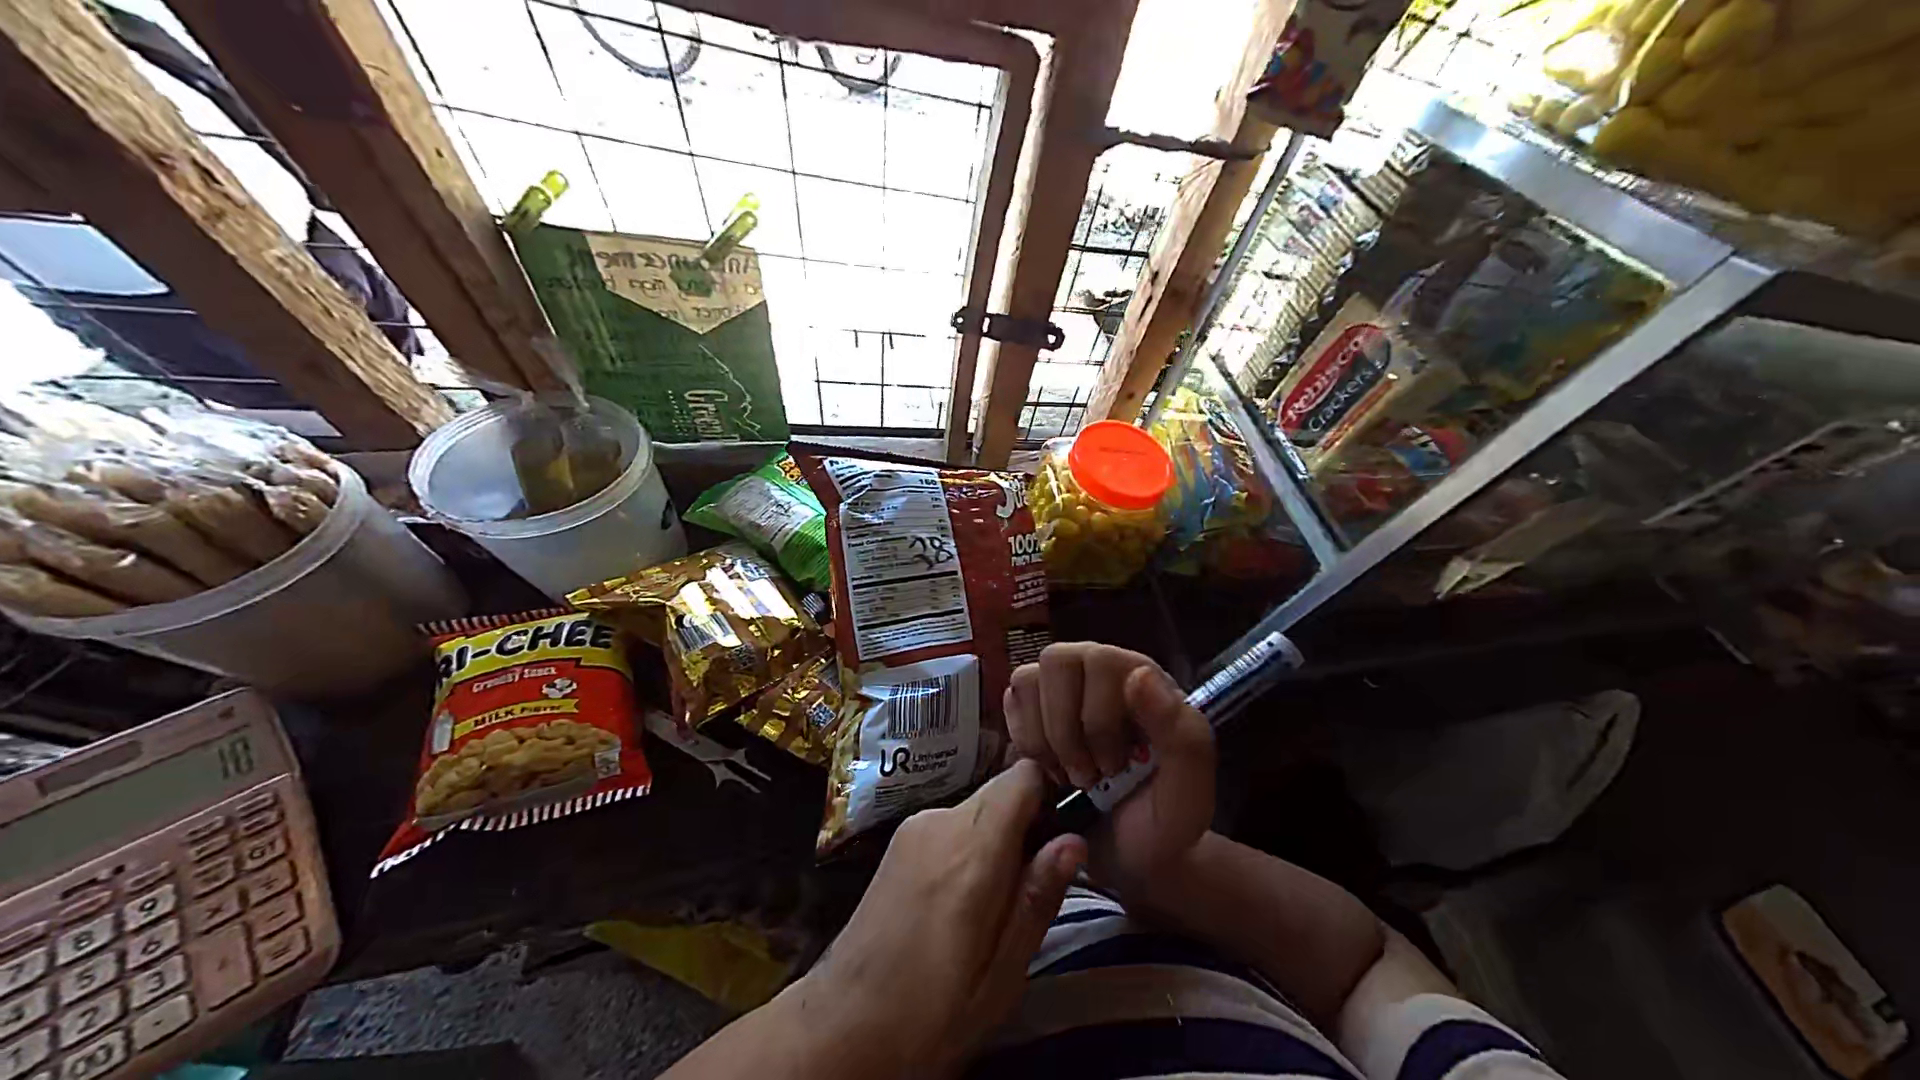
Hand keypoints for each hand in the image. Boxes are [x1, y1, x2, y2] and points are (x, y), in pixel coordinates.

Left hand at [790, 760, 1085, 1077]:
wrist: (843, 1024)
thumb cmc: (932, 1011)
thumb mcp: (1002, 973)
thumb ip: (1038, 897)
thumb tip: (1074, 840)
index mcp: (971, 849)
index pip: (1023, 775)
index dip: (1050, 796)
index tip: (1060, 837)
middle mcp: (940, 821)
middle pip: (1001, 791)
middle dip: (1026, 824)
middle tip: (1029, 887)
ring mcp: (913, 827)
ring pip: (976, 809)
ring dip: (996, 840)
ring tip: (993, 906)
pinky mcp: (897, 840)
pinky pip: (951, 825)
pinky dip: (969, 847)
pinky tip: (960, 901)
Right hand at [1005, 643, 1214, 893]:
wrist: (1130, 858)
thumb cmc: (1163, 823)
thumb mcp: (1187, 793)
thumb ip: (1183, 735)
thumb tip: (1140, 675)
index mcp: (1143, 678)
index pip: (1101, 660)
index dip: (1097, 717)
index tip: (1114, 769)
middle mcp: (1099, 670)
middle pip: (1058, 661)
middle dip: (1066, 730)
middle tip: (1088, 778)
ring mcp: (1063, 686)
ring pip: (1027, 679)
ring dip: (1043, 739)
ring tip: (1069, 776)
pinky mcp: (1033, 706)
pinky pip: (1011, 700)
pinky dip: (1024, 742)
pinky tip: (1049, 769)